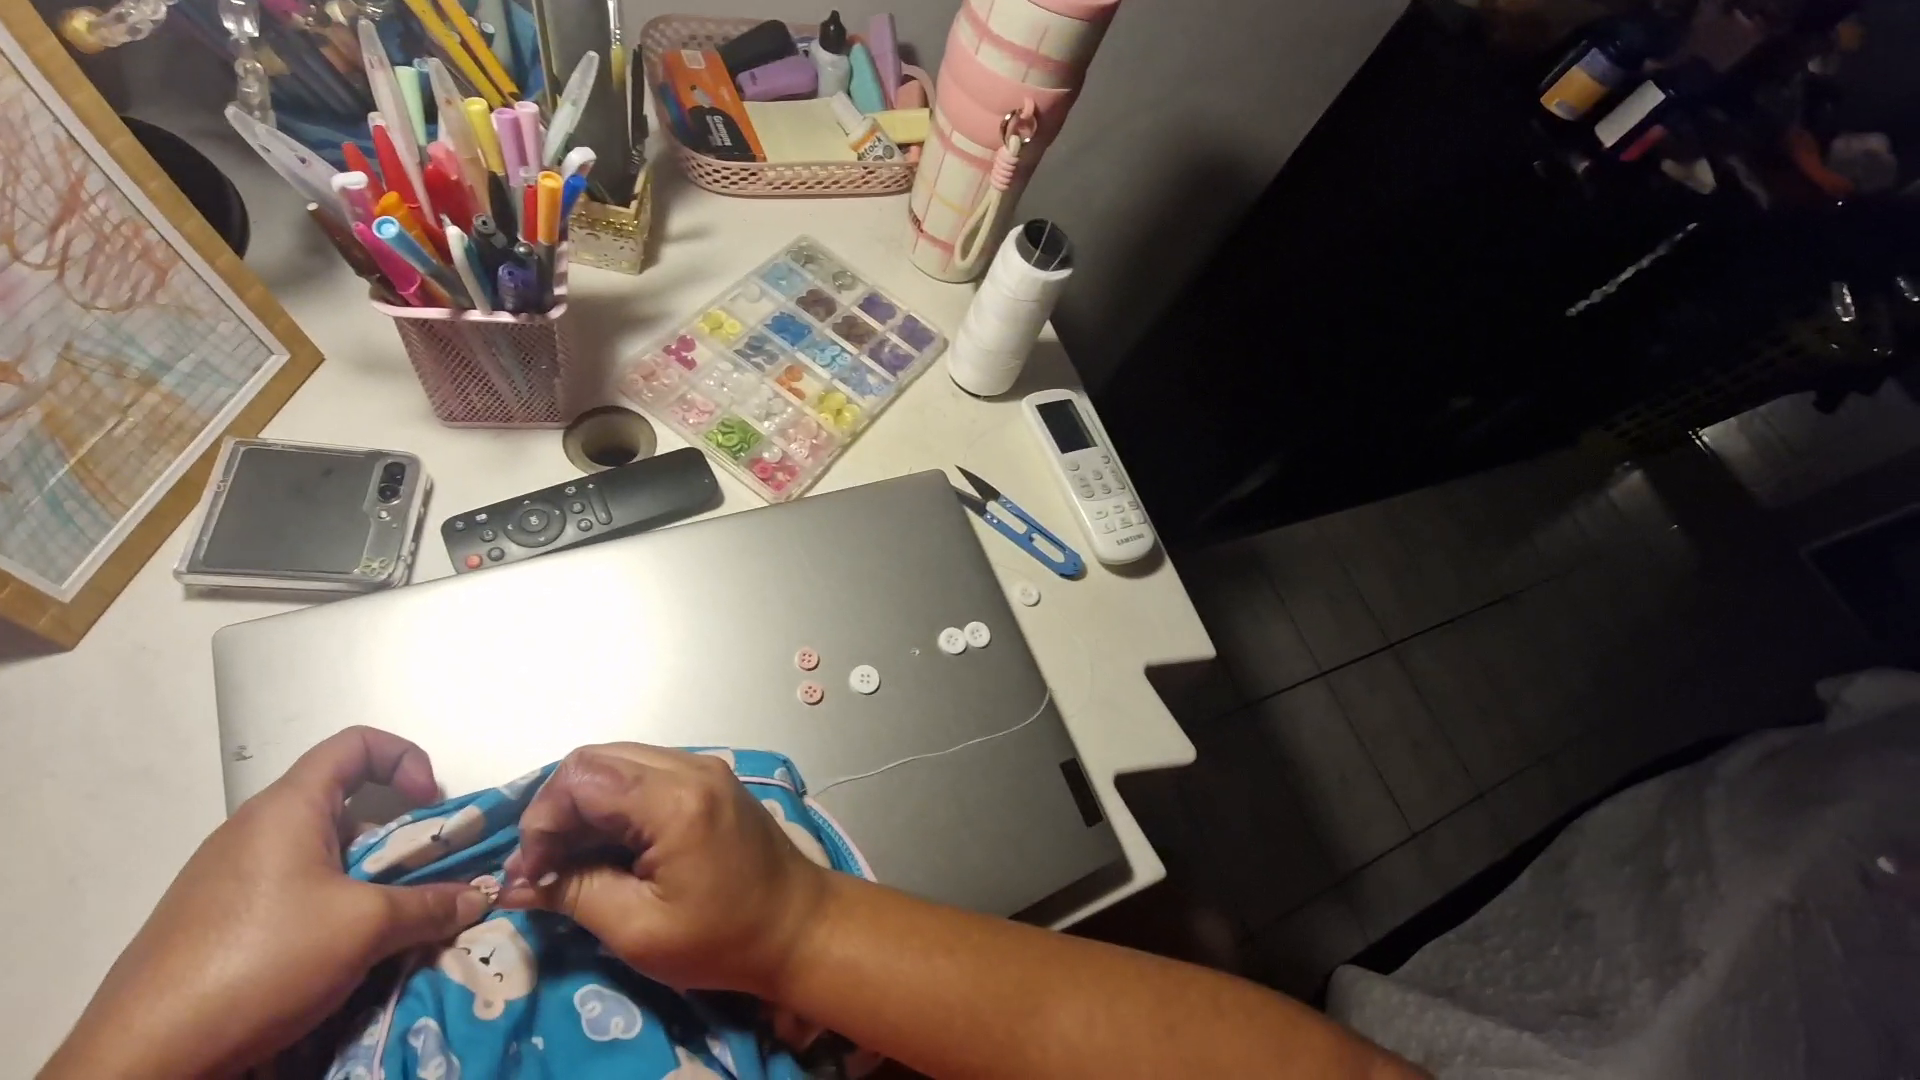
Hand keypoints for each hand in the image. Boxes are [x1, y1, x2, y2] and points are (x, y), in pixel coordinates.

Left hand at [42, 727, 489, 1078]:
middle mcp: (253, 831)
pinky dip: (333, 902)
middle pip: (344, 801)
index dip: (406, 758)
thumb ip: (433, 904)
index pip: (355, 744)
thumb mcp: (367, 927)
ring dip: (369, 872)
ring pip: (321, 850)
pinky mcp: (214, 921)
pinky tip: (342, 949)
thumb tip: (479, 897)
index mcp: (286, 810)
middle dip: (398, 831)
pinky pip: (292, 888)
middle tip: (425, 870)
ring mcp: (226, 878)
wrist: (141, 1062)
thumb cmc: (261, 962)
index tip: (429, 803)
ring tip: (391, 917)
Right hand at [499, 744, 831, 998]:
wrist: (800, 926)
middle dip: (559, 809)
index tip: (535, 872)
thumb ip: (575, 894)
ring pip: (619, 762)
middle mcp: (691, 766)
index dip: (543, 819)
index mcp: (676, 799)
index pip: (582, 776)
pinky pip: (645, 773)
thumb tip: (517, 882)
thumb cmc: (723, 937)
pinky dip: (614, 802)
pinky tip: (610, 846)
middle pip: (597, 759)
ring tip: (574, 860)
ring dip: (585, 805)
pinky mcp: (709, 779)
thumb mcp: (639, 930)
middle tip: (549, 866)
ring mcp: (704, 767)